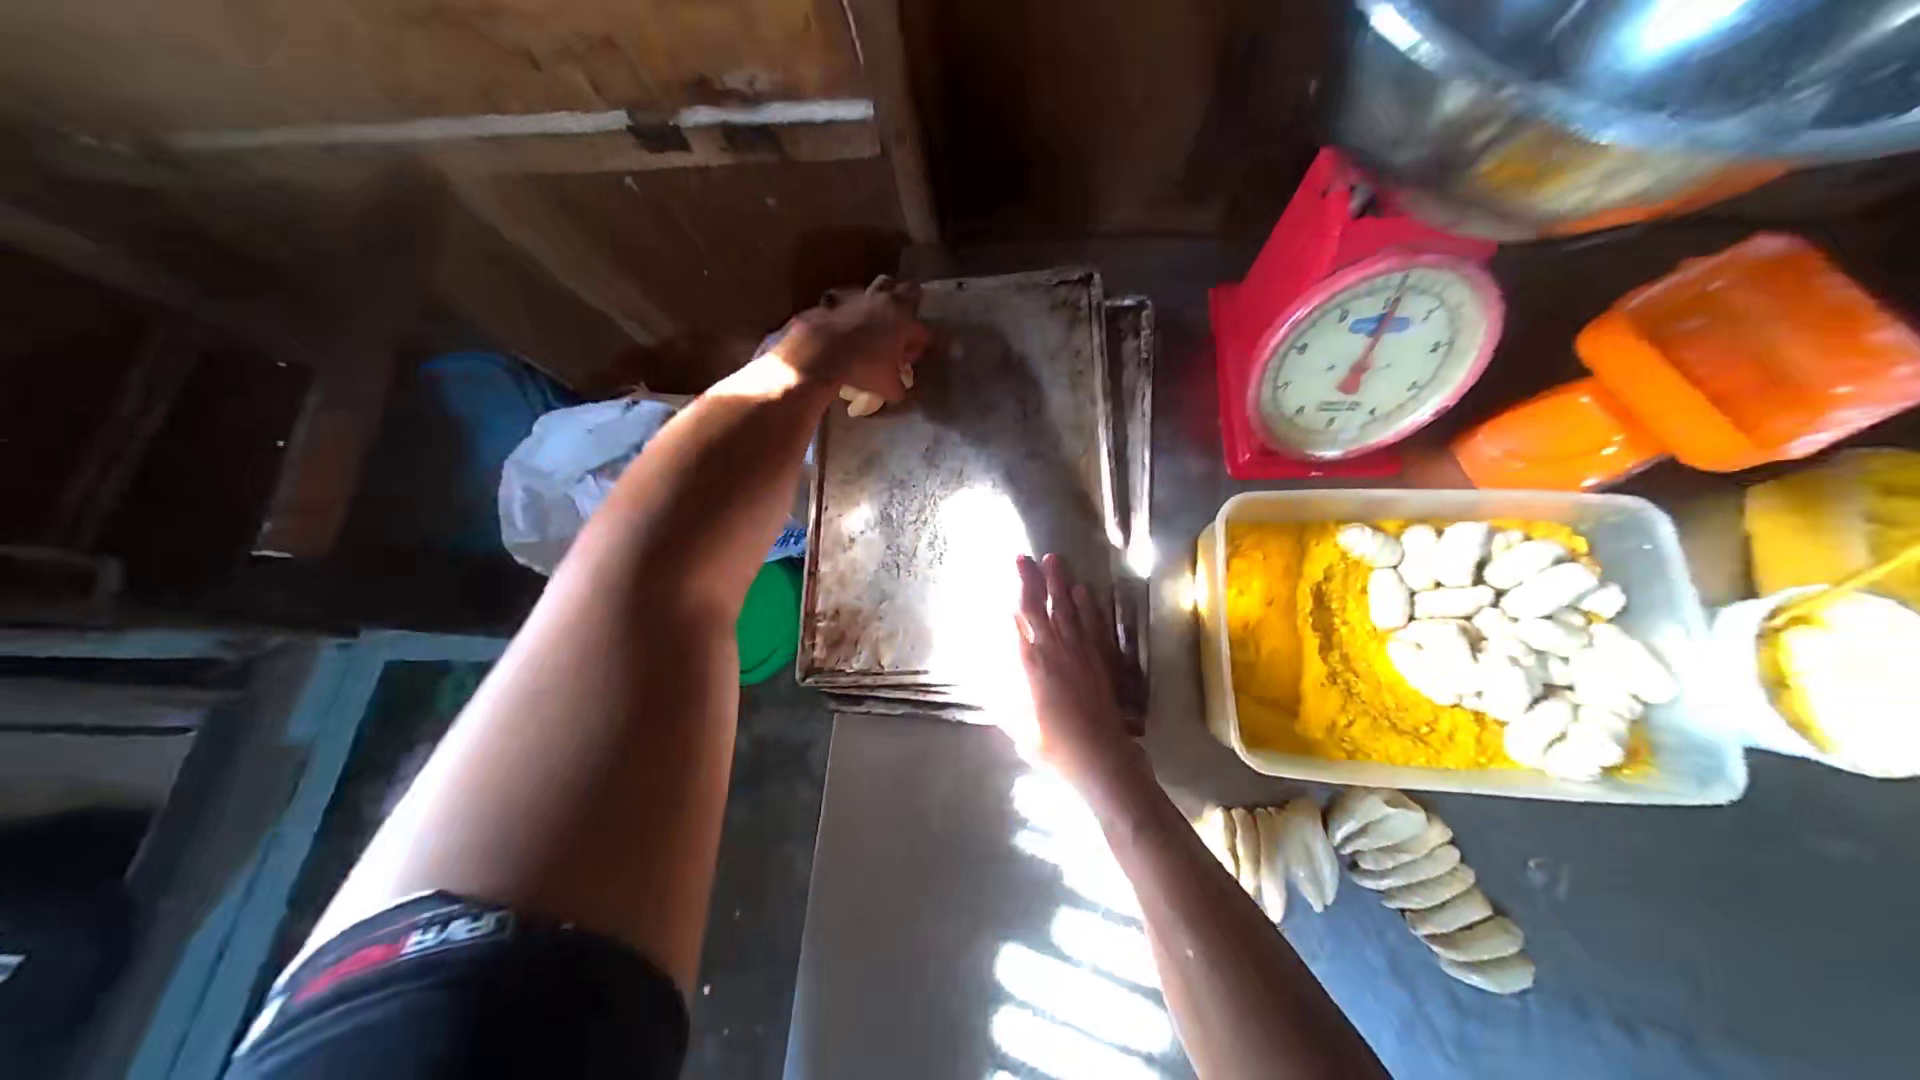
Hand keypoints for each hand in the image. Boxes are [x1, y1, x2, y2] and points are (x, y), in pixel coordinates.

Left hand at [776, 276, 929, 401]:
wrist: (819, 354)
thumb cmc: (862, 369)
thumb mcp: (886, 388)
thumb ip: (898, 387)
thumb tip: (899, 389)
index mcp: (904, 323)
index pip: (924, 332)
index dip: (920, 346)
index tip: (910, 359)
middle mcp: (887, 302)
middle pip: (911, 291)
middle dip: (911, 304)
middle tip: (903, 323)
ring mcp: (861, 297)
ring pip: (880, 286)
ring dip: (882, 300)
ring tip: (875, 319)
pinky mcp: (836, 298)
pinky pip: (848, 299)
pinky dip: (848, 309)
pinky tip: (844, 322)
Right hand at [1012, 554, 1148, 798]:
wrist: (1101, 757)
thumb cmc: (1053, 745)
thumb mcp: (1018, 726)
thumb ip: (1001, 701)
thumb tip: (982, 683)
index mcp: (1030, 664)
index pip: (1020, 620)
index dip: (1015, 594)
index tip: (1010, 574)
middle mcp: (1054, 650)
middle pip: (1041, 606)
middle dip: (1031, 579)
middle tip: (1024, 557)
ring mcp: (1080, 652)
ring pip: (1067, 609)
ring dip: (1059, 583)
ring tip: (1053, 560)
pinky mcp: (1099, 660)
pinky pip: (1092, 625)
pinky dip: (1087, 606)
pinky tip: (1083, 591)